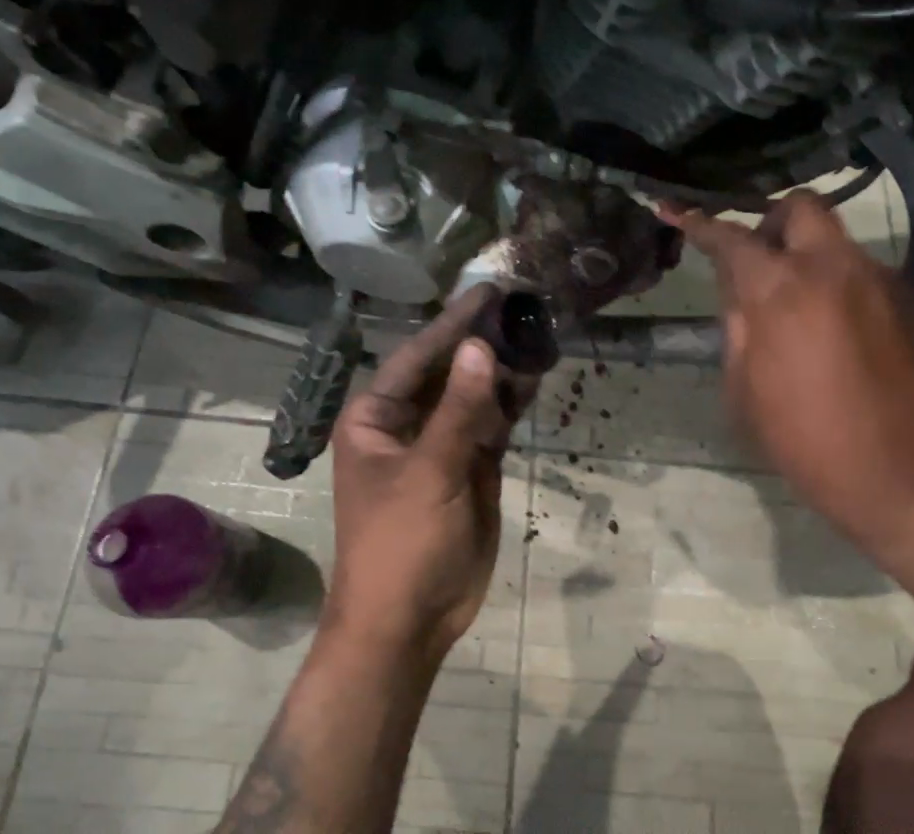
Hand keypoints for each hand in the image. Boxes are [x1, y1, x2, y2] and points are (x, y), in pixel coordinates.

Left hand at [325, 285, 523, 658]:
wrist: (408, 621)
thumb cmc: (400, 543)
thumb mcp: (429, 473)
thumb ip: (459, 411)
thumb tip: (480, 347)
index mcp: (375, 418)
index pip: (418, 356)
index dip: (453, 324)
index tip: (489, 292)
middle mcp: (405, 424)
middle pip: (448, 372)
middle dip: (483, 343)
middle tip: (525, 307)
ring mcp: (440, 446)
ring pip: (474, 396)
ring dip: (502, 371)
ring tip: (538, 334)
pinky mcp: (470, 469)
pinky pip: (490, 425)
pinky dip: (511, 404)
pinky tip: (536, 377)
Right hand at [665, 191, 913, 551]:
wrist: (913, 481)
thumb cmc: (812, 445)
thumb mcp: (746, 394)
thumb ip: (738, 329)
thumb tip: (738, 292)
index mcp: (783, 290)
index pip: (733, 238)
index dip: (701, 223)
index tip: (677, 211)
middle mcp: (836, 267)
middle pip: (801, 208)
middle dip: (770, 222)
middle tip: (757, 259)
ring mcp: (881, 280)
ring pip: (836, 240)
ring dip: (808, 256)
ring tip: (796, 307)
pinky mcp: (912, 302)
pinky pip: (863, 272)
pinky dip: (838, 284)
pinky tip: (835, 331)